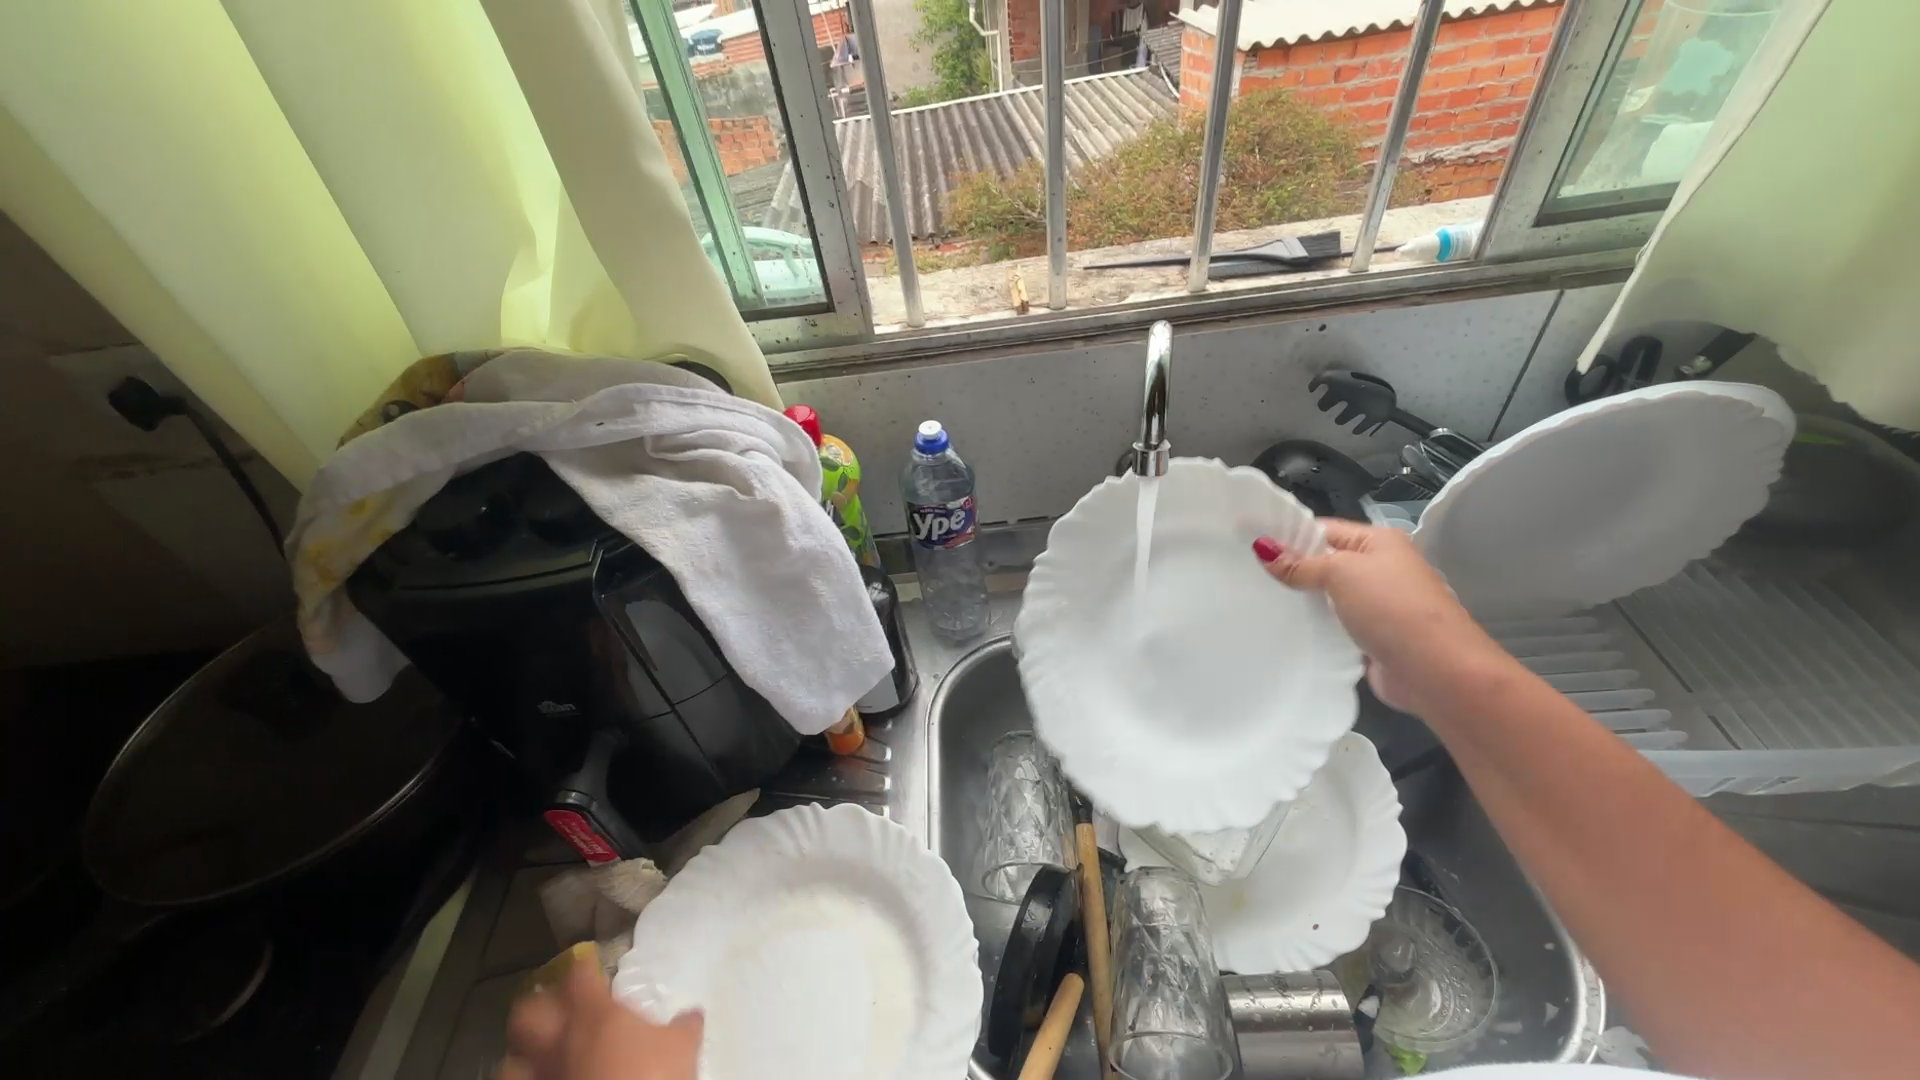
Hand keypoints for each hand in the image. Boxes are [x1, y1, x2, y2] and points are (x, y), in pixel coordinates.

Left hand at [500, 962, 700, 1079]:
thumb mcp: (683, 1048)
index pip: (580, 978)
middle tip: (552, 1007)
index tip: (586, 963)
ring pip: (510, 1062)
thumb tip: (692, 1014)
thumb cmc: (655, 1079)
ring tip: (536, 1058)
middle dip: (535, 1007)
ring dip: (521, 1057)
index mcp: (596, 1016)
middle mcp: (560, 1043)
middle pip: (527, 1014)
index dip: (582, 967)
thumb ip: (685, 1026)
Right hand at [1253, 520, 1497, 713]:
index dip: (1287, 535)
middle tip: (1243, 574)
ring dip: (1300, 603)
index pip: (1324, 530)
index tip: (1246, 542)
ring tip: (1255, 602)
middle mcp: (1380, 570)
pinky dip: (1313, 629)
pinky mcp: (1370, 639)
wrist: (1438, 672)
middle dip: (1289, 570)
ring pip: (1327, 598)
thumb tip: (1263, 548)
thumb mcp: (1341, 573)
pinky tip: (1284, 632)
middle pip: (1324, 564)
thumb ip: (1301, 564)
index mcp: (1379, 542)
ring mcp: (1376, 607)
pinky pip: (1333, 627)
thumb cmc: (1393, 609)